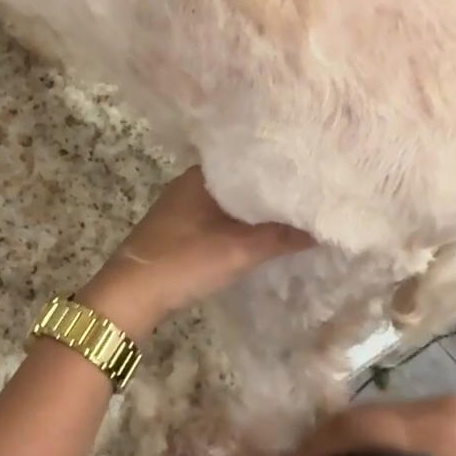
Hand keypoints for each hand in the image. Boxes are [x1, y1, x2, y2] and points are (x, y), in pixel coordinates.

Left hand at [77, 167, 314, 338]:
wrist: (130, 295)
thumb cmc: (183, 262)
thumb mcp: (239, 250)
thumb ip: (282, 237)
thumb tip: (326, 226)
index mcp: (201, 176)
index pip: (249, 159)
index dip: (281, 166)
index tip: (313, 170)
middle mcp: (190, 184)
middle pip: (241, 182)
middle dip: (272, 190)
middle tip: (313, 192)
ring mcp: (183, 208)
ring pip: (231, 203)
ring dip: (257, 210)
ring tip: (297, 211)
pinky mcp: (180, 231)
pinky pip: (220, 219)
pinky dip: (242, 225)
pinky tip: (263, 233)